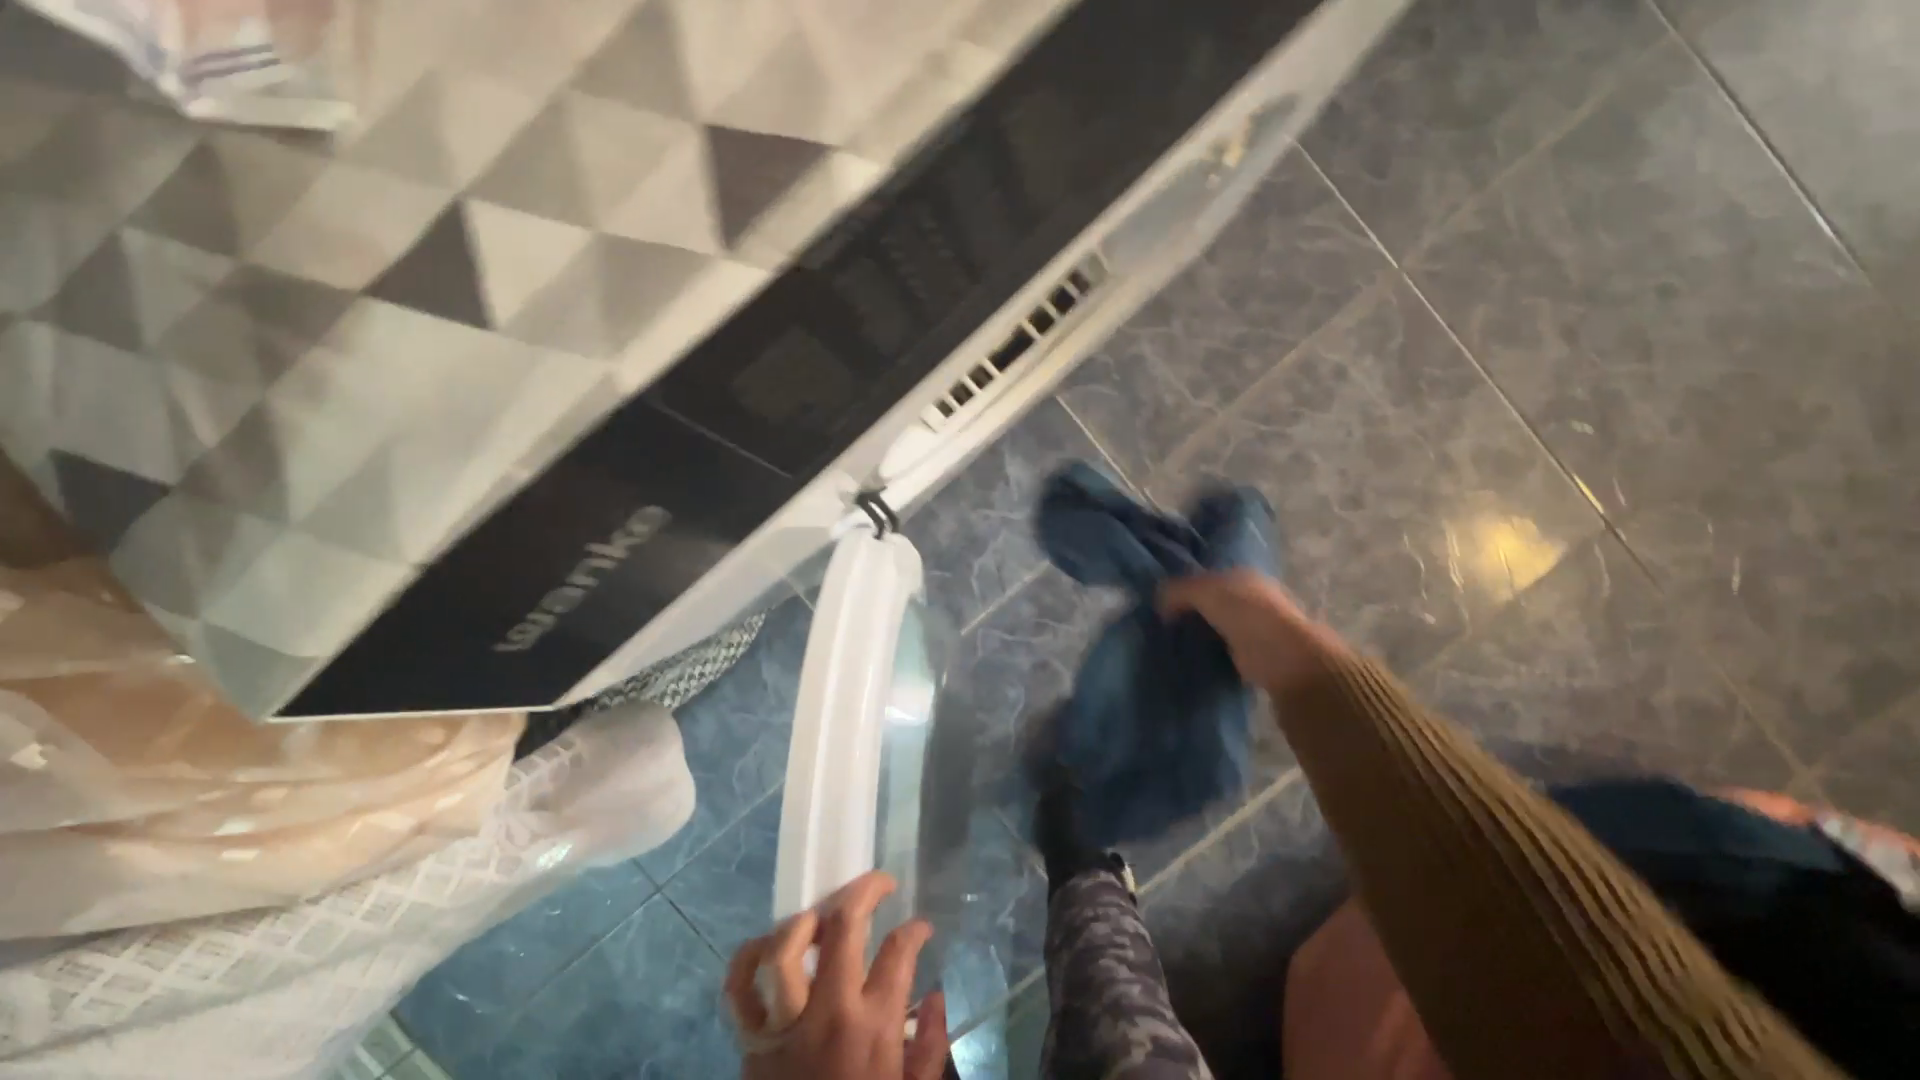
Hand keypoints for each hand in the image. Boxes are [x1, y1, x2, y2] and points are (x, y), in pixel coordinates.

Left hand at [726, 871, 949, 1079]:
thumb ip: (929, 1045)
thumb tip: (934, 996)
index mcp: (874, 1025)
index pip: (898, 951)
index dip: (913, 929)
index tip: (918, 927)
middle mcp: (829, 1012)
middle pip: (843, 928)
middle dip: (865, 890)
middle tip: (879, 883)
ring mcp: (784, 1023)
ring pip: (784, 949)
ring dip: (804, 920)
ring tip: (822, 914)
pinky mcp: (749, 1040)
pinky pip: (737, 986)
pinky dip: (748, 956)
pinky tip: (770, 945)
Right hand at [1159, 570, 1349, 693]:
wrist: (1281, 656)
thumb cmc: (1246, 614)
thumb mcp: (1204, 591)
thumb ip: (1177, 591)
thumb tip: (1158, 600)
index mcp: (1242, 575)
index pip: (1207, 575)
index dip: (1184, 585)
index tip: (1161, 600)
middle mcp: (1250, 597)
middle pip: (1211, 600)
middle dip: (1190, 609)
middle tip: (1161, 620)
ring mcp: (1253, 626)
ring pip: (1216, 624)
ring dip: (1198, 631)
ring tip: (1169, 639)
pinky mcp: (1251, 653)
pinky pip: (1220, 647)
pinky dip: (1207, 651)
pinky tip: (1188, 655)